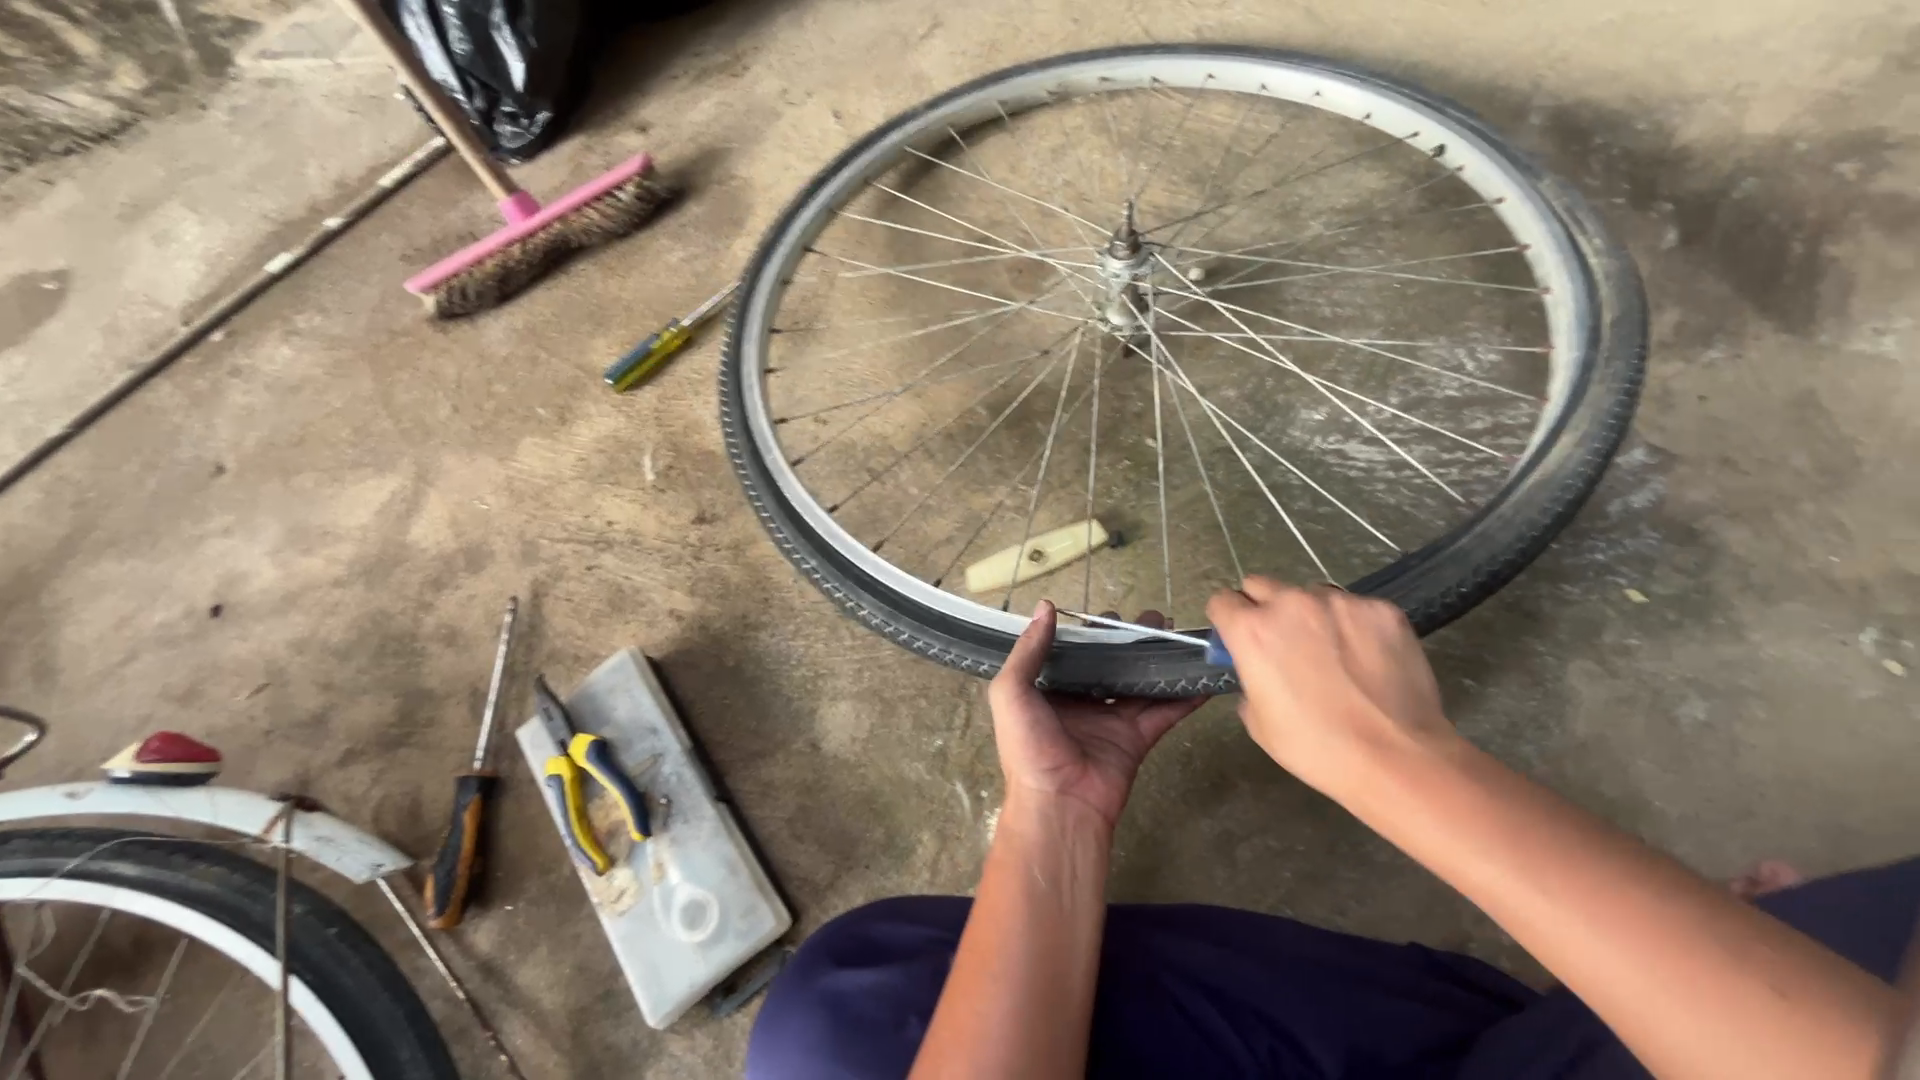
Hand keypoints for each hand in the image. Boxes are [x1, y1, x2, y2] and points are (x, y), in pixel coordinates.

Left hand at [989, 601, 1208, 830]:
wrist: (1057, 803)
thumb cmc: (1028, 746)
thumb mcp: (1012, 692)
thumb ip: (1028, 650)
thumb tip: (1046, 605)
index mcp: (1048, 691)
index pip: (1072, 654)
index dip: (1090, 634)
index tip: (1109, 614)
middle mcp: (1081, 703)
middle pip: (1110, 664)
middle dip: (1129, 642)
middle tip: (1152, 619)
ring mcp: (1111, 720)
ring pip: (1139, 683)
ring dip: (1157, 659)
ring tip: (1176, 633)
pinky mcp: (1137, 738)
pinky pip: (1164, 712)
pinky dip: (1184, 695)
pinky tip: (1202, 675)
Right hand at [1206, 577, 1458, 797]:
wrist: (1395, 757)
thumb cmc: (1315, 747)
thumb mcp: (1258, 721)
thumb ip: (1250, 679)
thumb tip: (1263, 670)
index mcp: (1252, 631)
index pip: (1222, 601)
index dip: (1228, 620)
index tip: (1237, 637)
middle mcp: (1291, 604)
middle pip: (1261, 585)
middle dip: (1264, 608)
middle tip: (1282, 643)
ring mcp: (1340, 602)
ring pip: (1312, 594)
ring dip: (1311, 615)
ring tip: (1333, 652)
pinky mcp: (1382, 609)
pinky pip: (1356, 608)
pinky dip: (1354, 626)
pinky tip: (1368, 658)